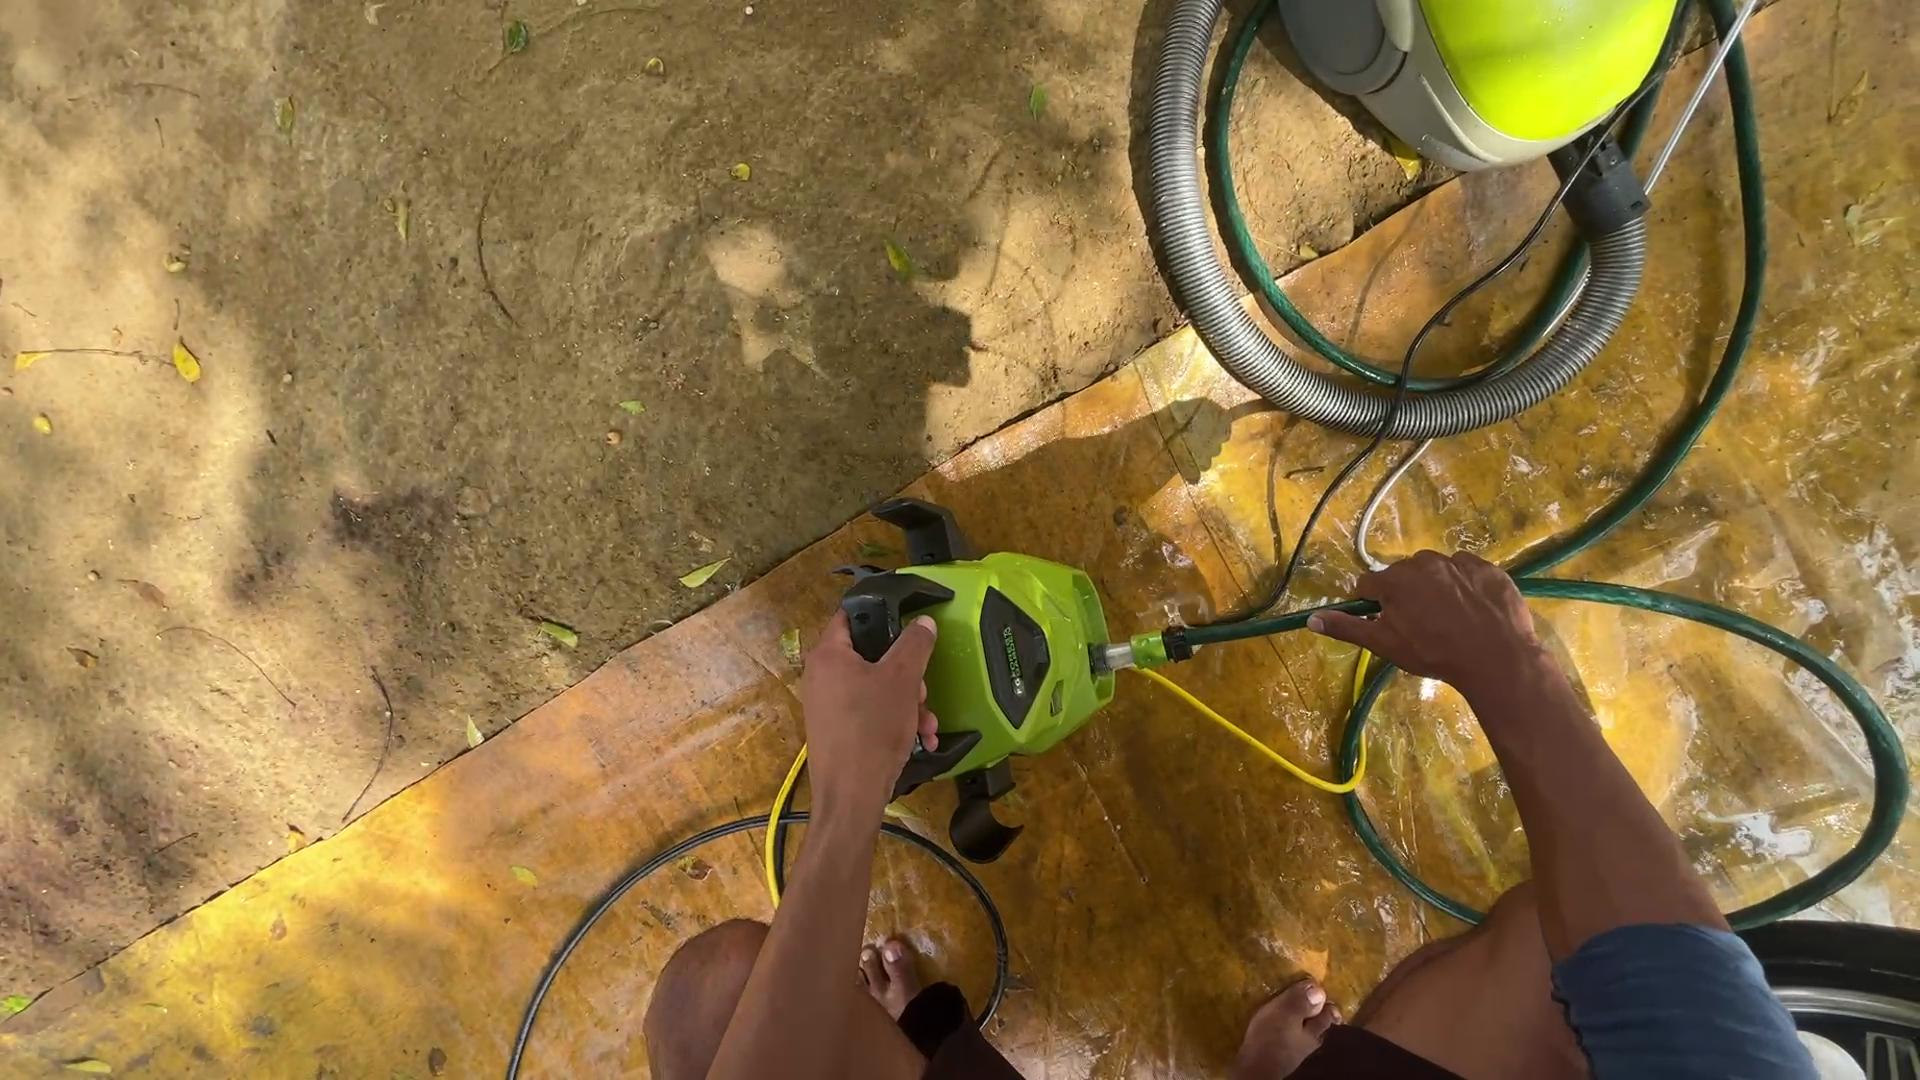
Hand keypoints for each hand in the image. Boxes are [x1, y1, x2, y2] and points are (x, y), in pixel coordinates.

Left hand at [798, 610, 940, 816]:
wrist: (852, 796)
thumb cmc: (873, 727)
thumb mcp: (902, 679)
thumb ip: (915, 643)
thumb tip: (923, 622)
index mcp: (828, 654)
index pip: (849, 615)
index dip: (879, 612)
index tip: (907, 619)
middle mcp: (822, 676)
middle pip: (870, 656)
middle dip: (906, 673)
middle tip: (922, 690)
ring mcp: (828, 706)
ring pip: (876, 688)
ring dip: (908, 702)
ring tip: (927, 723)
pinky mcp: (838, 731)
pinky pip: (870, 713)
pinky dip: (895, 721)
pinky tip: (921, 739)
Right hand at [1307, 550, 1546, 696]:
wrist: (1497, 658)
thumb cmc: (1433, 652)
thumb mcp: (1383, 644)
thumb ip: (1346, 627)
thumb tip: (1311, 619)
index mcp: (1393, 580)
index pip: (1369, 585)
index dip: (1375, 604)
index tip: (1389, 623)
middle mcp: (1422, 563)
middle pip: (1402, 575)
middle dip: (1405, 593)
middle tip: (1420, 623)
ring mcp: (1457, 562)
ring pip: (1434, 570)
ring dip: (1434, 586)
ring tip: (1448, 615)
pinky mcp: (1488, 569)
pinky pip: (1466, 569)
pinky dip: (1464, 583)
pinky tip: (1472, 607)